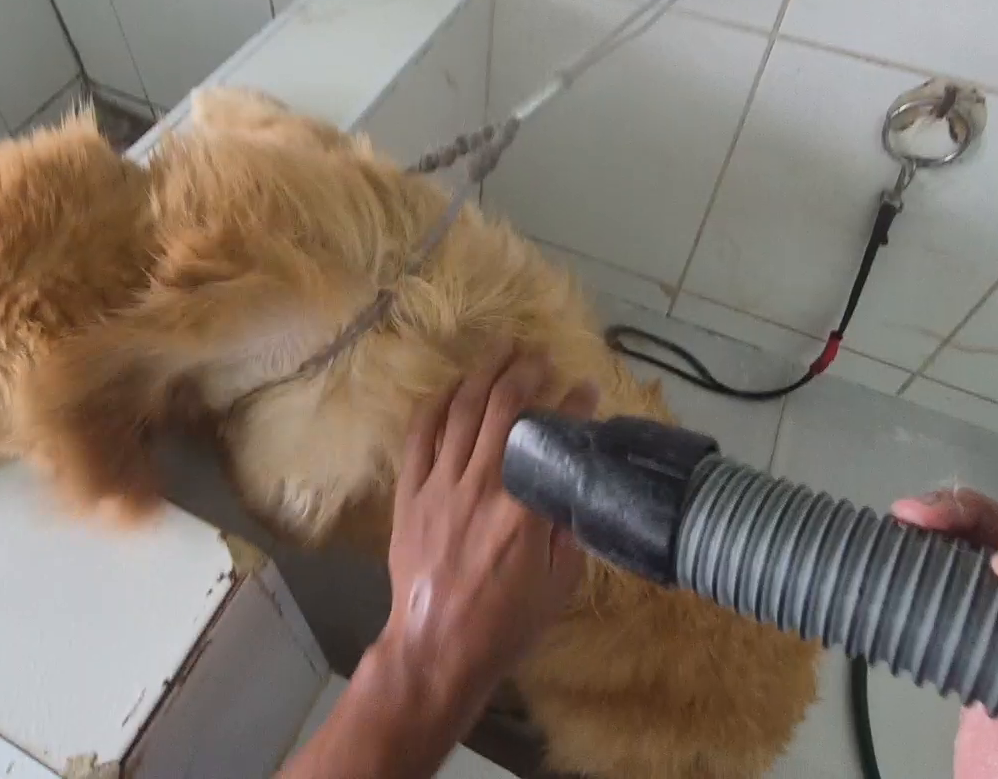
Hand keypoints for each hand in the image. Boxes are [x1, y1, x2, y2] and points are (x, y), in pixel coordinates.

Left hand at [381, 346, 593, 722]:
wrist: (437, 648)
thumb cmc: (505, 623)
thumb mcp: (559, 585)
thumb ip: (570, 529)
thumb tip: (575, 485)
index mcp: (524, 509)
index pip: (552, 437)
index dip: (574, 404)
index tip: (586, 385)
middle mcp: (481, 484)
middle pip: (503, 407)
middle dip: (525, 371)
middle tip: (540, 355)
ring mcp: (440, 483)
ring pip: (462, 410)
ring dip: (484, 373)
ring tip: (502, 349)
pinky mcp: (410, 490)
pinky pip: (420, 434)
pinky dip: (436, 403)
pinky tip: (452, 385)